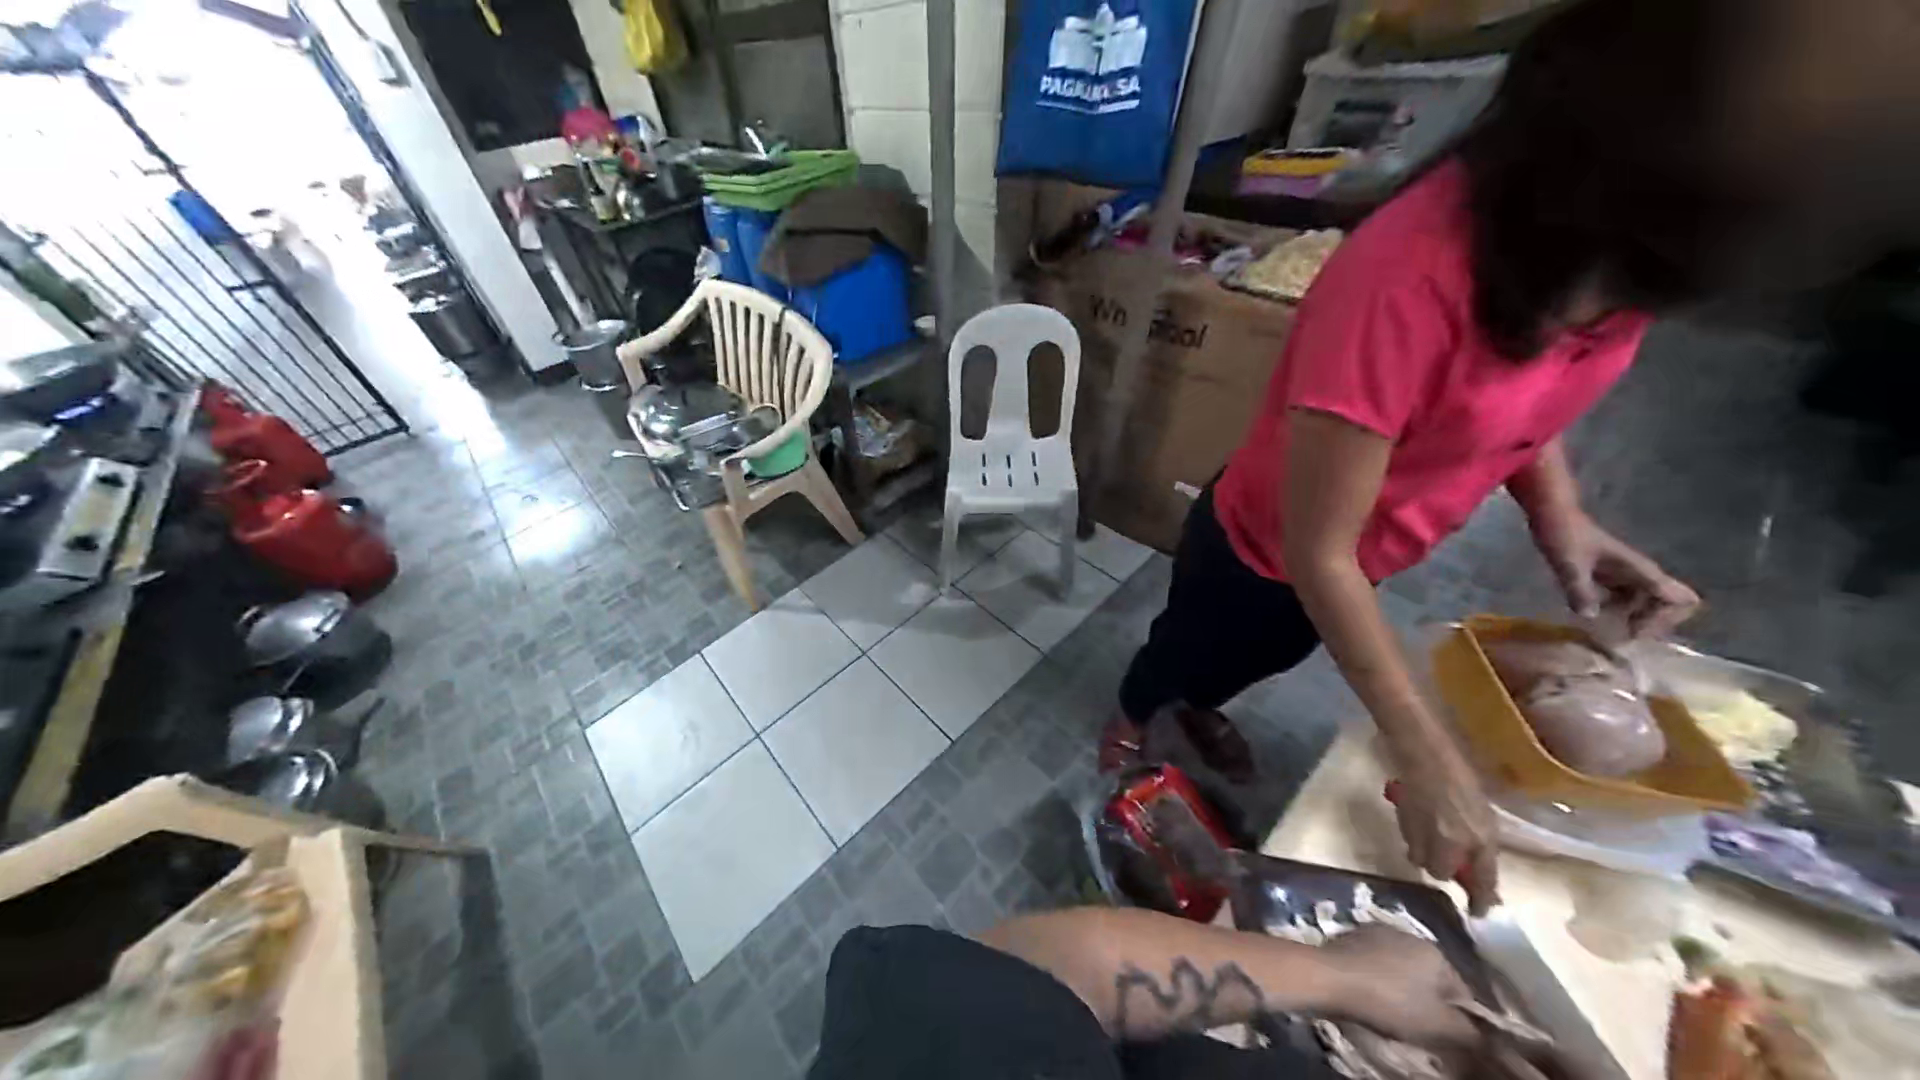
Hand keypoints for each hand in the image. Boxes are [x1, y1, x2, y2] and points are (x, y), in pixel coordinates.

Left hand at [1320, 926, 1480, 1048]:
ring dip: (1402, 989)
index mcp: (1436, 952)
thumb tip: (1488, 1036)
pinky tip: (1369, 994)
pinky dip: (1377, 978)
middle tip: (1420, 1027)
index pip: (1463, 992)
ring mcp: (1376, 931)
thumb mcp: (1441, 1026)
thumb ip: (1472, 1032)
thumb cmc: (1391, 1000)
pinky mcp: (1350, 936)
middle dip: (1429, 1002)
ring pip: (1402, 969)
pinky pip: (1375, 963)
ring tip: (1392, 1012)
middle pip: (1431, 978)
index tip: (1449, 1038)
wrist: (1330, 977)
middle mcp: (1408, 934)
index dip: (1461, 1020)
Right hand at [1388, 744, 1501, 915]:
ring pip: (1419, 856)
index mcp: (1479, 838)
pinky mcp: (1402, 819)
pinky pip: (1409, 838)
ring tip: (1430, 834)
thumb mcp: (1484, 813)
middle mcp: (1450, 840)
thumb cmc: (1462, 775)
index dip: (1481, 899)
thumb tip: (1475, 868)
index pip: (1483, 880)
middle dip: (1442, 869)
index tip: (1479, 913)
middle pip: (1438, 872)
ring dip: (1425, 852)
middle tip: (1447, 858)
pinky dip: (1414, 836)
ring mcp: (1422, 829)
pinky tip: (1418, 820)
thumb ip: (1480, 842)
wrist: (1424, 749)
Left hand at [1534, 513, 1699, 638]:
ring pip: (1642, 601)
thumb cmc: (1564, 535)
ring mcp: (1622, 572)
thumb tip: (1590, 617)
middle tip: (1624, 637)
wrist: (1552, 514)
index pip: (1678, 599)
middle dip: (1650, 622)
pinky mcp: (1606, 572)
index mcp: (1639, 570)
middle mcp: (1638, 572)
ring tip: (1609, 632)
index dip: (1665, 619)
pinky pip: (1621, 595)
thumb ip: (1579, 589)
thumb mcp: (1569, 564)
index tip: (1635, 630)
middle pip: (1664, 603)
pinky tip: (1592, 615)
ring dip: (1631, 617)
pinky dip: (1614, 608)